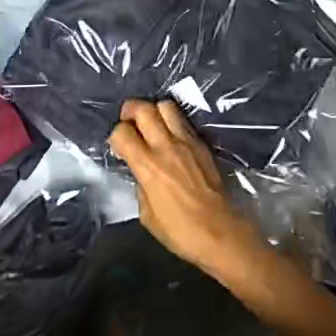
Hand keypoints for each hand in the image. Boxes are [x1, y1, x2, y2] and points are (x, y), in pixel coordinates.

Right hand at [110, 98, 268, 281]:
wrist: (219, 229)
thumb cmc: (179, 229)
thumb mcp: (147, 214)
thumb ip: (140, 185)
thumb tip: (140, 171)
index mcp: (149, 166)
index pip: (123, 132)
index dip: (115, 135)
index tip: (118, 145)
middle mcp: (167, 146)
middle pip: (145, 109)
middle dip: (131, 110)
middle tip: (128, 119)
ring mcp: (188, 141)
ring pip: (167, 106)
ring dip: (154, 110)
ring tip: (150, 122)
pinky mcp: (203, 143)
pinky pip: (184, 121)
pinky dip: (173, 121)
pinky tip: (170, 135)